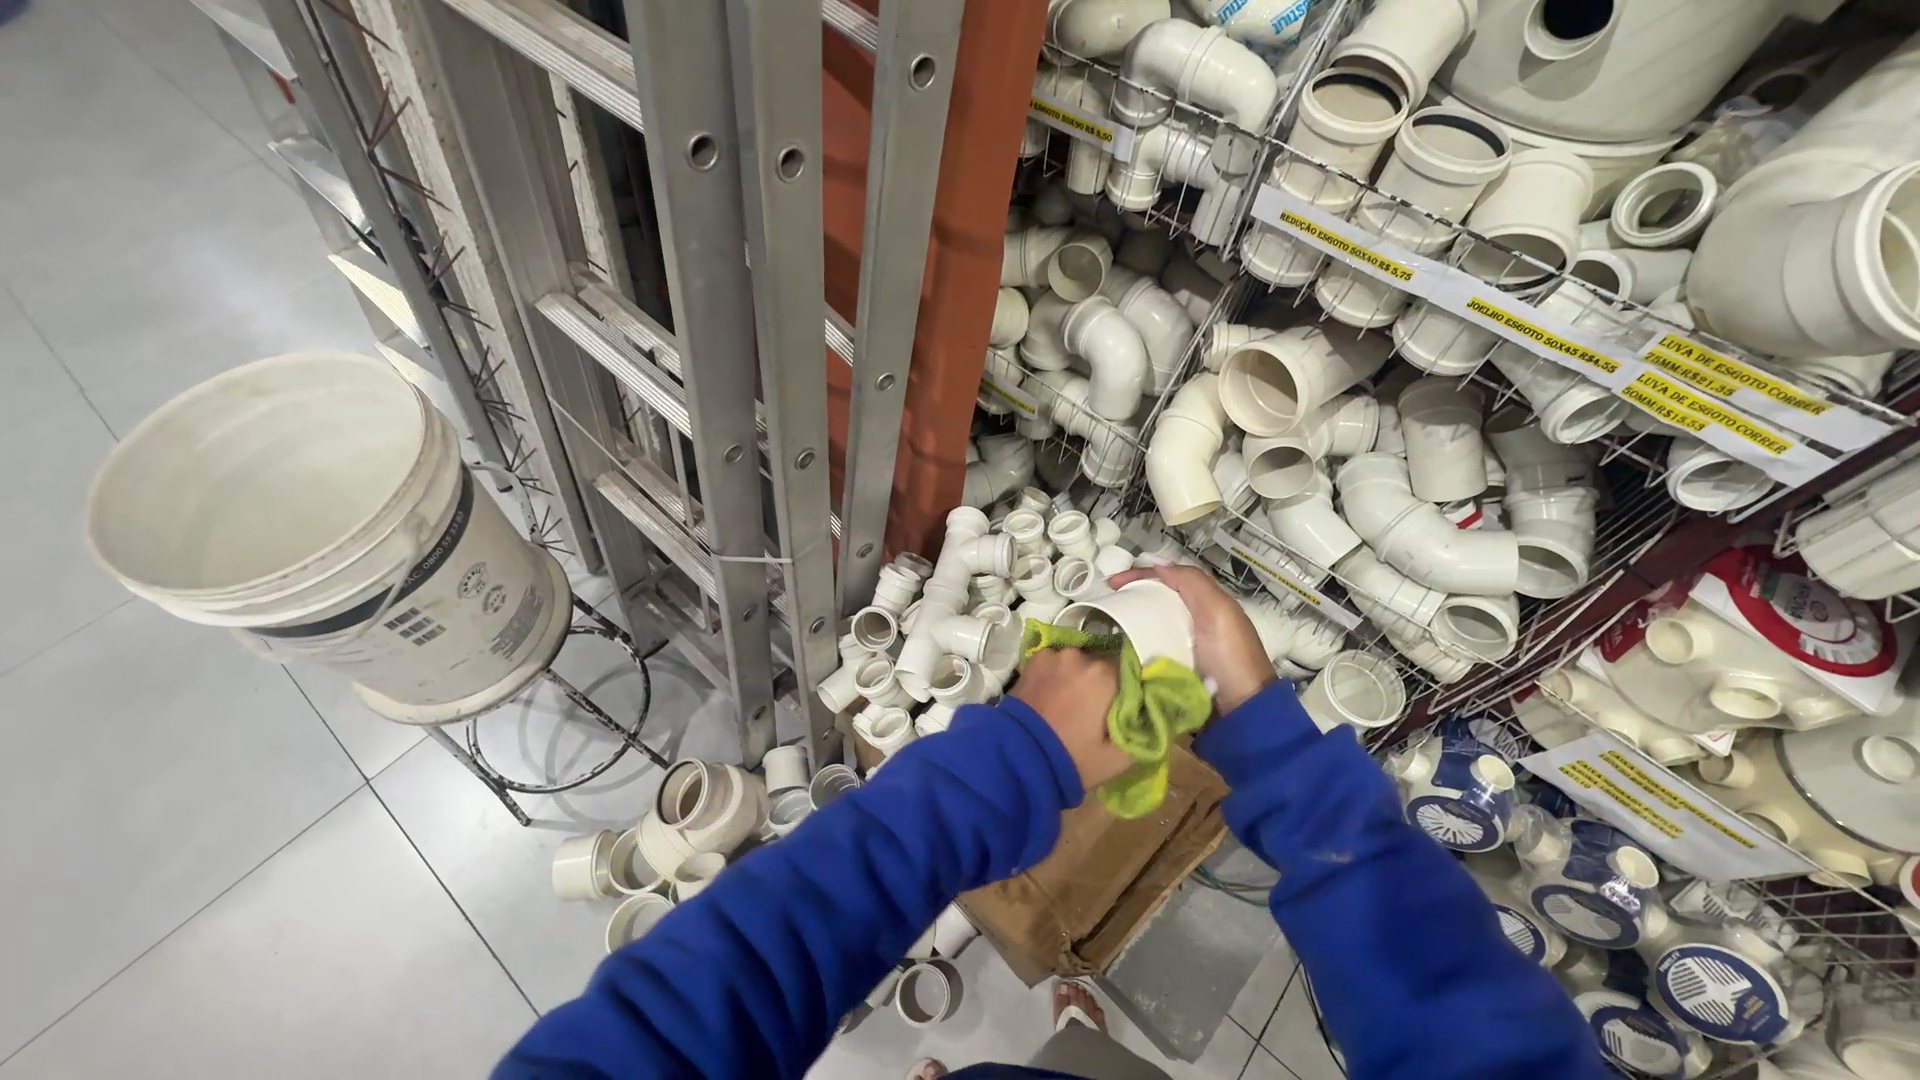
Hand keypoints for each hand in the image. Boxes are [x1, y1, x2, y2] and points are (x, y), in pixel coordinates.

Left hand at [1011, 648, 1132, 792]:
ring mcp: (1054, 655)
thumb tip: (1153, 718)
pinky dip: (1057, 675)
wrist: (1016, 758)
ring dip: (1078, 678)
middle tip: (1096, 711)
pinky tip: (1052, 696)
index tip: (1126, 708)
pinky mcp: (1033, 660)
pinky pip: (1056, 663)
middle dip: (1103, 684)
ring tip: (1070, 705)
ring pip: (1079, 663)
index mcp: (1106, 675)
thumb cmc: (1072, 758)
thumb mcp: (1119, 758)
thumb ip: (1144, 734)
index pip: (1132, 672)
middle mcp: (1081, 657)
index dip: (1130, 690)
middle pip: (1104, 665)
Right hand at [1109, 563, 1274, 712]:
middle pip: (1160, 599)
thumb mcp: (1217, 612)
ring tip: (1107, 623)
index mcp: (1208, 604)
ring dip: (1131, 620)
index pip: (1170, 579)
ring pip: (1154, 623)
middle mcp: (1196, 621)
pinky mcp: (1177, 670)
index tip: (1112, 584)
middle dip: (1133, 595)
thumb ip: (1191, 583)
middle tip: (1106, 602)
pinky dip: (1136, 644)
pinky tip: (1120, 647)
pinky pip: (1153, 649)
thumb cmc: (1230, 657)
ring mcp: (1186, 647)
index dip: (1141, 575)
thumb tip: (1155, 561)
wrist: (1243, 711)